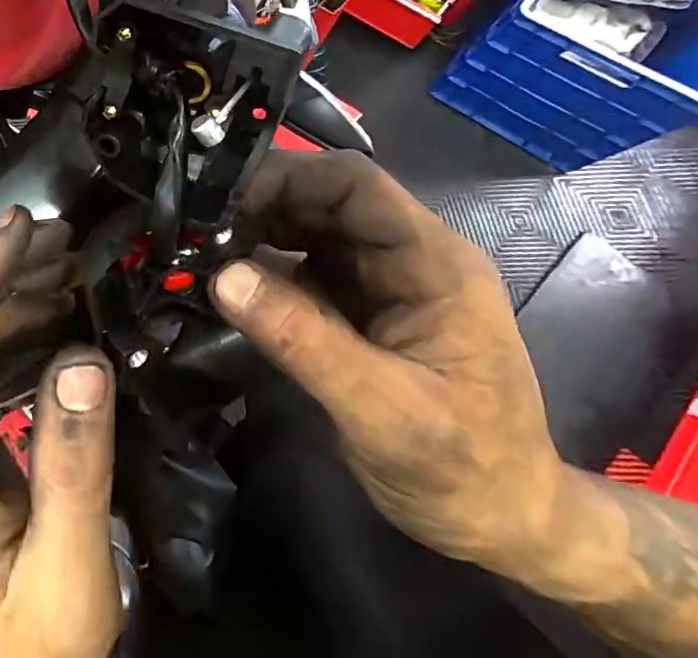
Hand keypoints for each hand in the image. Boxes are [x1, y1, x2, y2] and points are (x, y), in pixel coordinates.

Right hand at [210, 150, 564, 575]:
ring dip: (259, 232)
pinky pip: (304, 269)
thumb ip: (303, 341)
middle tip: (197, 224)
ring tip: (201, 246)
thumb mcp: (382, 412)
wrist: (500, 520)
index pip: (357, 186)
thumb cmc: (463, 470)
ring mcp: (381, 281)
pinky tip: (226, 278)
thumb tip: (223, 277)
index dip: (290, 177)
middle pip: (328, 200)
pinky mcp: (358, 307)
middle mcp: (407, 256)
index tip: (224, 198)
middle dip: (264, 203)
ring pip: (311, 230)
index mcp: (434, 262)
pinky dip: (264, 268)